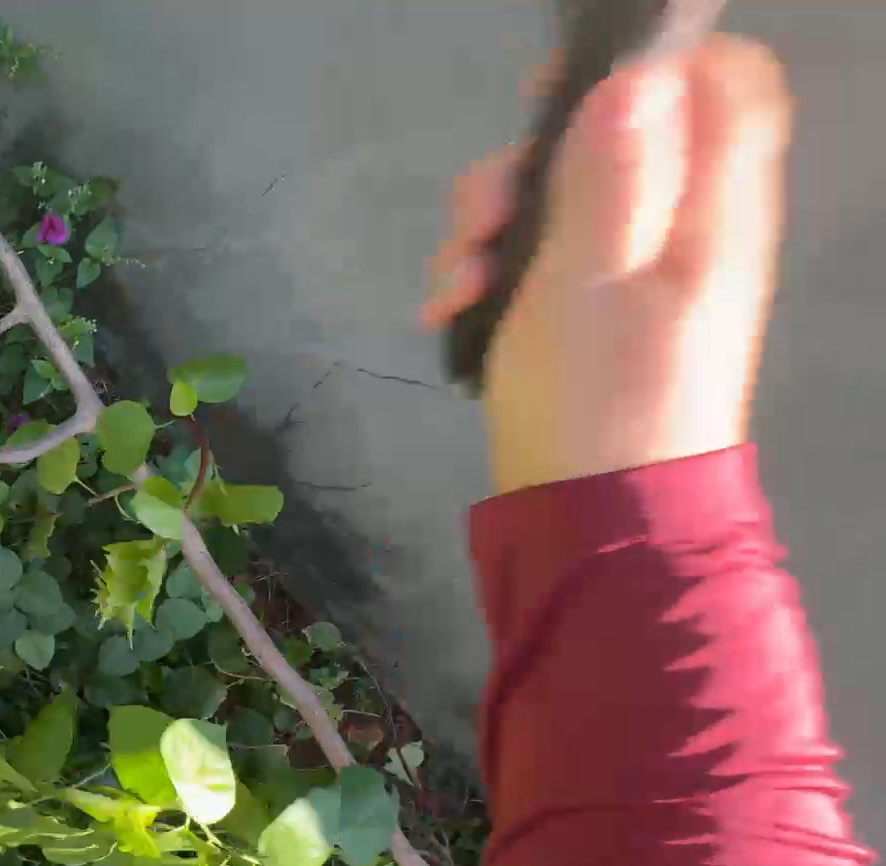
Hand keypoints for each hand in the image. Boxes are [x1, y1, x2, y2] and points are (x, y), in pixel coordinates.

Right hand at [423, 36, 793, 494]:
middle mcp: (669, 229)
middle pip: (604, 148)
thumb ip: (613, 181)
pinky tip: (447, 310)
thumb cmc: (600, 393)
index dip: (646, 67)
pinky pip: (525, 264)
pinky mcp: (572, 315)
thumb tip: (628, 81)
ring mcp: (618, 276)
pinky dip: (480, 275)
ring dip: (484, 232)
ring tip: (452, 284)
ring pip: (548, 210)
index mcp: (706, 207)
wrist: (587, 501)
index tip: (553, 92)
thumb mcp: (596, 281)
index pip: (715, 87)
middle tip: (477, 220)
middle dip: (521, 171)